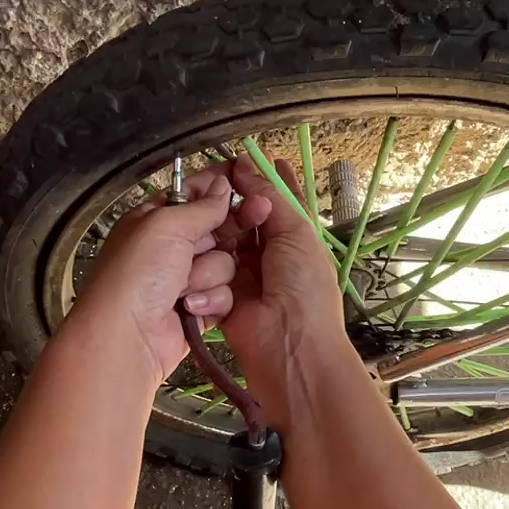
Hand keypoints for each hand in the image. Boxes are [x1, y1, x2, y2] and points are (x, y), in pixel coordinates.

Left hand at [61, 171, 243, 382]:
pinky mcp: (201, 309)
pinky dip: (210, 300)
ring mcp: (188, 280)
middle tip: (260, 213)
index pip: (196, 195)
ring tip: (184, 286)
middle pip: (219, 228)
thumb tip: (223, 184)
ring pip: (226, 263)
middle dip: (231, 227)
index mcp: (158, 220)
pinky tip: (189, 308)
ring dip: (209, 273)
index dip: (222, 188)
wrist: (128, 335)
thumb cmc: (140, 271)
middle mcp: (174, 247)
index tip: (250, 182)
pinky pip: (225, 295)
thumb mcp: (166, 225)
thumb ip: (201, 206)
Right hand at [212, 156, 351, 421]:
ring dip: (216, 257)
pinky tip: (218, 299)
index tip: (233, 160)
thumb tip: (247, 165)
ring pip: (215, 250)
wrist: (291, 348)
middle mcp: (266, 256)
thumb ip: (271, 196)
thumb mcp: (296, 233)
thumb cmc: (303, 288)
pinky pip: (206, 284)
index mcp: (292, 238)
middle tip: (209, 203)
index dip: (254, 181)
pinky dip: (210, 290)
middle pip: (235, 223)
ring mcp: (242, 280)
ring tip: (223, 267)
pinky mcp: (221, 303)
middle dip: (225, 216)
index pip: (271, 201)